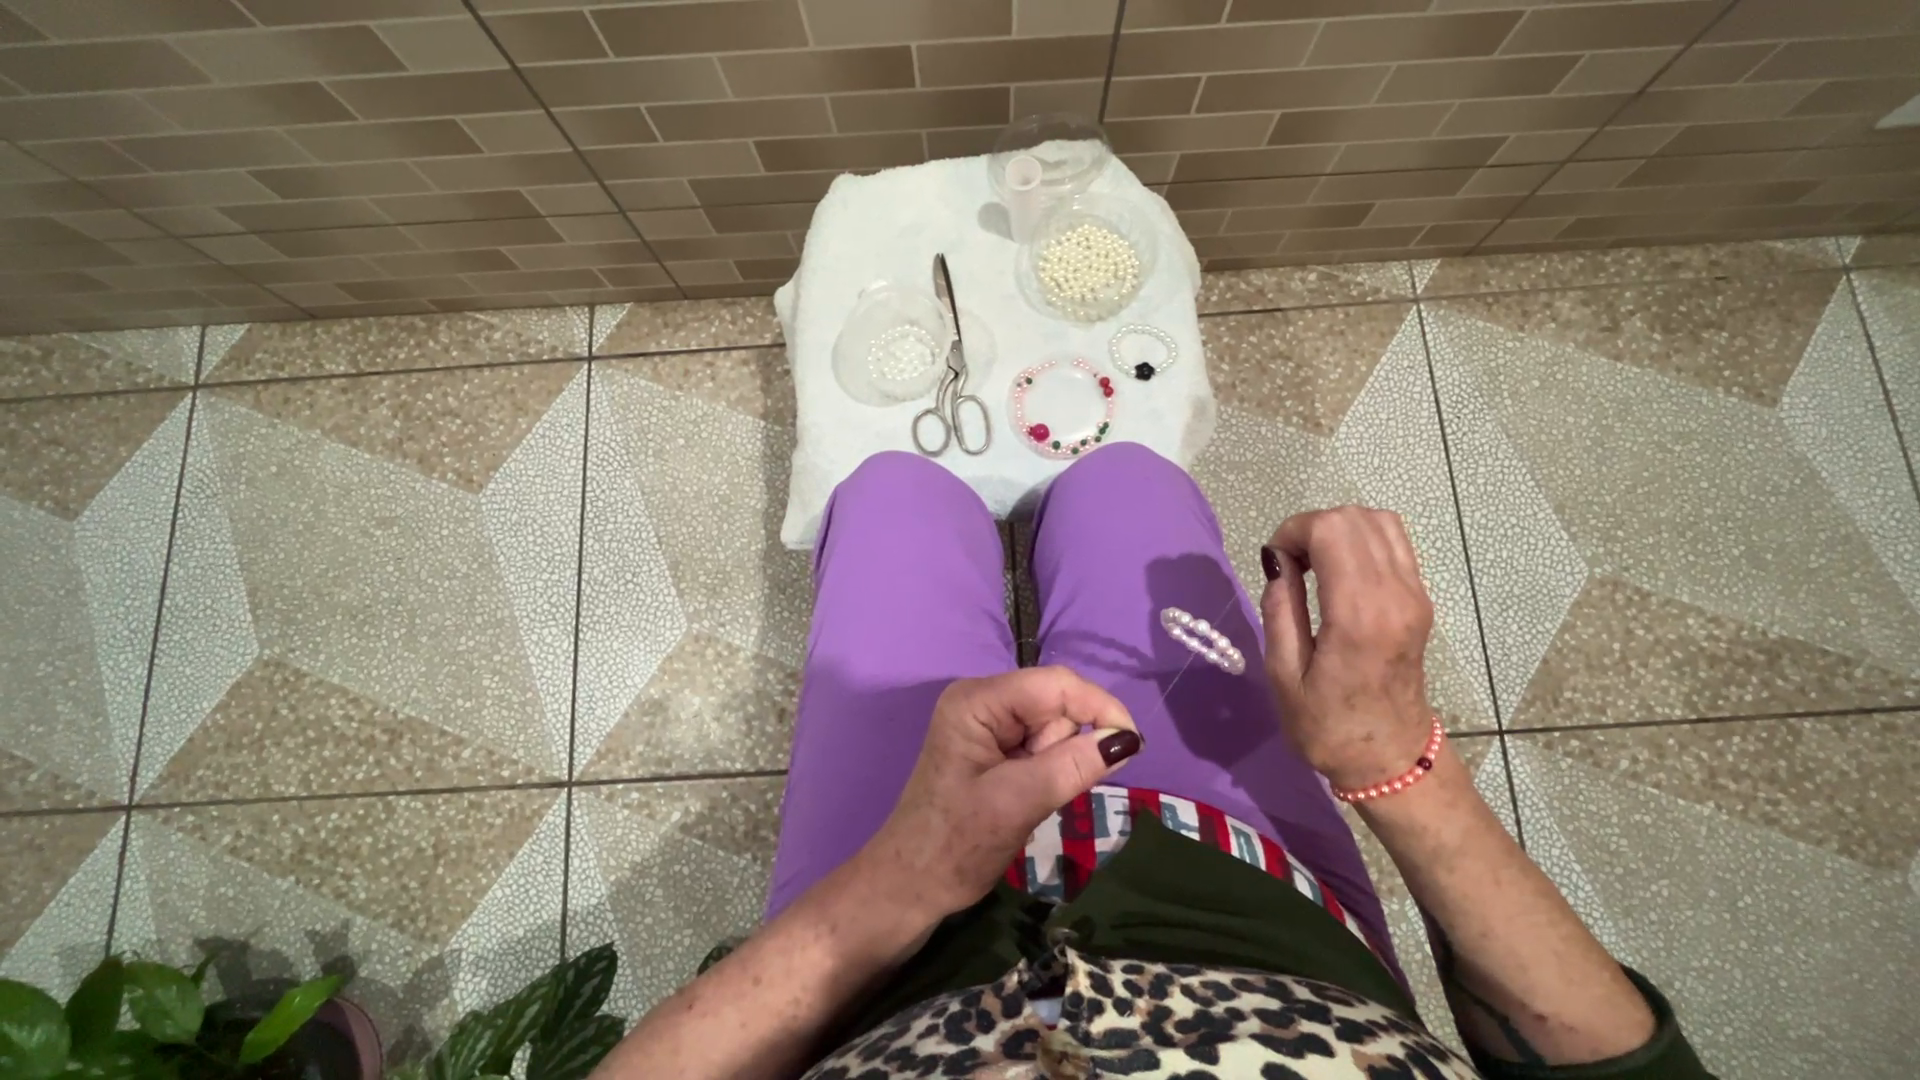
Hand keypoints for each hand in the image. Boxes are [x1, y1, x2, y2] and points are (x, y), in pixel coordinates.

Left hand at [855, 667, 1141, 920]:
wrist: (912, 885)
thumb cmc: (956, 845)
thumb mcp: (1018, 803)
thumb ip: (1073, 765)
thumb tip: (1128, 739)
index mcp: (977, 700)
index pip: (1056, 683)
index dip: (1098, 706)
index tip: (1133, 745)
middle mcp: (982, 699)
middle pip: (1056, 703)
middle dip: (1066, 745)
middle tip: (1039, 789)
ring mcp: (987, 722)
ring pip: (1054, 726)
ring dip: (1057, 762)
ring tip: (1026, 797)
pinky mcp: (994, 745)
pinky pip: (1042, 745)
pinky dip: (1047, 770)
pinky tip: (1026, 794)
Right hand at [1258, 507, 1434, 790]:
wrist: (1390, 758)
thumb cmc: (1327, 725)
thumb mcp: (1283, 674)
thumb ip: (1280, 609)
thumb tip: (1277, 561)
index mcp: (1359, 615)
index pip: (1331, 530)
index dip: (1293, 531)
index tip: (1273, 562)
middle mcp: (1395, 595)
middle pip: (1355, 518)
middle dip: (1311, 527)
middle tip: (1288, 563)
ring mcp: (1415, 595)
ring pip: (1379, 521)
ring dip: (1337, 530)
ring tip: (1311, 563)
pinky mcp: (1420, 599)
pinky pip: (1393, 543)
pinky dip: (1359, 541)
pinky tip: (1336, 571)